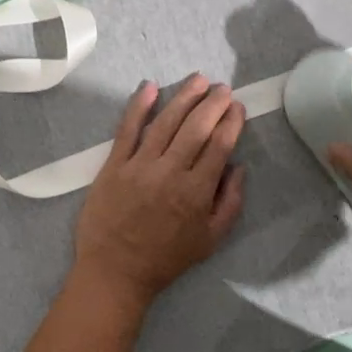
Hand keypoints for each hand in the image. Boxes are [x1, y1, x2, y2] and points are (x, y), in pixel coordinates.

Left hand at [72, 75, 246, 305]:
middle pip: (196, 127)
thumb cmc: (166, 259)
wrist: (115, 271)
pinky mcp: (113, 166)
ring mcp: (139, 166)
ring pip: (165, 122)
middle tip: (222, 87)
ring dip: (184, 97)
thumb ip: (230, 202)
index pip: (219, 145)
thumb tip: (238, 167)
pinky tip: (151, 87)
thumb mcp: (210, 240)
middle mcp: (170, 172)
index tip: (237, 107)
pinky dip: (139, 106)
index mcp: (197, 191)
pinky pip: (127, 130)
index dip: (231, 122)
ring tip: (198, 80)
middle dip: (213, 103)